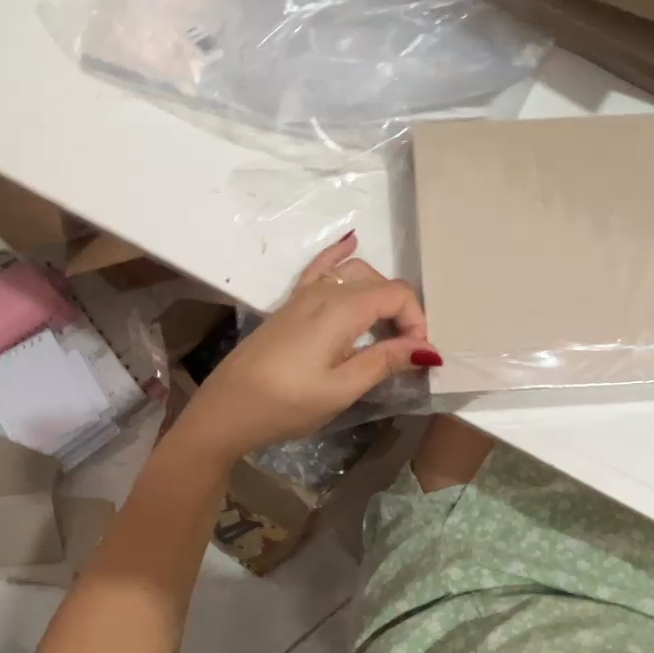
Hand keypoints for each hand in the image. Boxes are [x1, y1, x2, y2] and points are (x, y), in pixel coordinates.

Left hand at [172, 233, 438, 463]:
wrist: (226, 410)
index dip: (417, 321)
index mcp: (341, 309)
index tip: (418, 357)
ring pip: (354, 274)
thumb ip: (384, 362)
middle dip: (402, 312)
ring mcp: (303, 295)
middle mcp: (324, 291)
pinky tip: (351, 242)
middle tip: (406, 353)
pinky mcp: (289, 305)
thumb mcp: (341, 389)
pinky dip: (339, 255)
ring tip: (388, 330)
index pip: (397, 294)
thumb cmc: (286, 405)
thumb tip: (427, 348)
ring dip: (379, 294)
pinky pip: (321, 268)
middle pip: (379, 283)